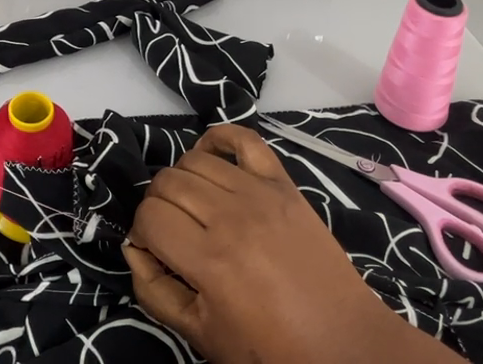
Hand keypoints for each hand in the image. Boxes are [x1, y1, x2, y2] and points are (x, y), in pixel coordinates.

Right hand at [123, 124, 461, 363]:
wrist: (347, 345)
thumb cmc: (272, 350)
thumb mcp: (202, 336)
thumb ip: (156, 291)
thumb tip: (135, 249)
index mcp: (209, 260)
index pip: (148, 217)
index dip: (141, 235)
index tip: (154, 254)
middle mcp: (231, 216)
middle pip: (166, 182)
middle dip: (156, 206)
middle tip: (172, 235)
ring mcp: (259, 193)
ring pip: (194, 160)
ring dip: (181, 180)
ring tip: (193, 208)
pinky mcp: (283, 184)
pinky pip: (244, 139)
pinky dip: (219, 139)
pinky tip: (211, 157)